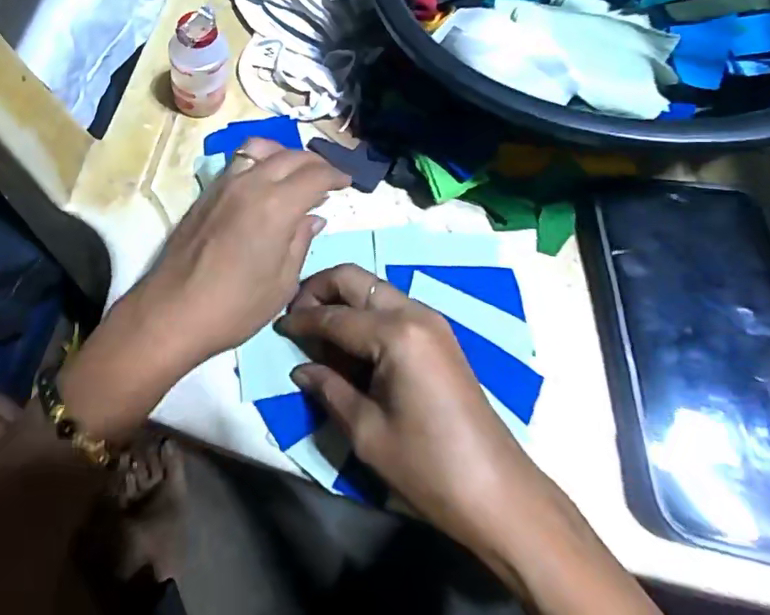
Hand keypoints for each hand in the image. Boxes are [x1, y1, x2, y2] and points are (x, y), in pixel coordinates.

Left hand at [62, 139, 345, 441]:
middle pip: (291, 156)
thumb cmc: (234, 307)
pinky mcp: (206, 193)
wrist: (170, 314)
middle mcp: (251, 184)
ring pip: (260, 148)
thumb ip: (301, 242)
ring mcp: (224, 184)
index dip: (336, 176)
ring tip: (296, 173)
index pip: (315, 175)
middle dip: (315, 163)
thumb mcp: (282, 283)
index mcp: (276, 205)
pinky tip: (265, 184)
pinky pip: (240, 161)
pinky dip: (261, 161)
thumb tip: (313, 217)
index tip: (347, 183)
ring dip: (285, 154)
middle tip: (328, 179)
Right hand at [279, 265, 658, 614]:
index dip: (300, 320)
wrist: (495, 489)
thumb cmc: (426, 465)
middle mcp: (415, 313)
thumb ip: (330, 389)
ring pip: (376, 290)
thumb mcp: (367, 432)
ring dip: (344, 300)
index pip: (335, 315)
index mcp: (396, 333)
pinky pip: (394, 308)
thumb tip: (302, 369)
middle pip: (356, 279)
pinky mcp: (440, 336)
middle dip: (320, 289)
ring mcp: (432, 321)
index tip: (274, 325)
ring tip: (318, 333)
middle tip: (295, 315)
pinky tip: (350, 344)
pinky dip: (367, 314)